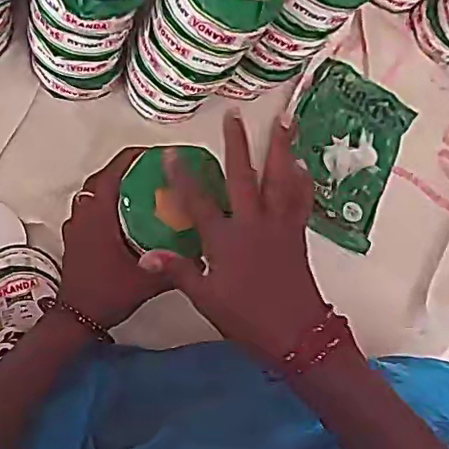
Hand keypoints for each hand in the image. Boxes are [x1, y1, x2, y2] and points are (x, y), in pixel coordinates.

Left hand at [56, 148, 170, 328]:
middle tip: (153, 172)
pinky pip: (90, 211)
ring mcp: (76, 228)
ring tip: (142, 192)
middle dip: (127, 170)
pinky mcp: (75, 241)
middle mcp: (83, 215)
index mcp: (98, 215)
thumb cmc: (106, 294)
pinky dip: (107, 206)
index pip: (114, 171)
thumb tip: (203, 255)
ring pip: (94, 195)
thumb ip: (175, 265)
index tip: (156, 155)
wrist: (76, 319)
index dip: (135, 157)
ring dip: (115, 188)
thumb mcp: (147, 279)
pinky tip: (126, 219)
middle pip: (103, 178)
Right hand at [140, 112, 337, 363]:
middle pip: (243, 177)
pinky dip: (302, 181)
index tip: (173, 152)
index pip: (199, 201)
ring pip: (279, 179)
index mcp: (225, 240)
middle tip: (234, 115)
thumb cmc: (246, 318)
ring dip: (281, 148)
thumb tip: (146, 256)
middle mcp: (252, 224)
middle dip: (236, 144)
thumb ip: (178, 271)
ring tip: (285, 120)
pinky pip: (300, 200)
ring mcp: (278, 225)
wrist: (296, 333)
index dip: (183, 176)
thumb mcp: (206, 298)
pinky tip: (302, 165)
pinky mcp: (297, 233)